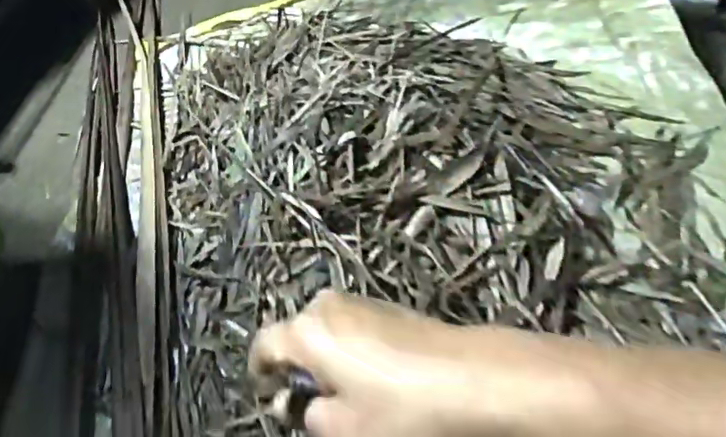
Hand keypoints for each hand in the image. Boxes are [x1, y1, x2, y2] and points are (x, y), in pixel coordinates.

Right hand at [249, 291, 590, 436]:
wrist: (465, 375)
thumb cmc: (400, 408)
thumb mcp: (347, 429)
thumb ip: (311, 417)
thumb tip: (304, 407)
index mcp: (306, 330)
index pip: (263, 344)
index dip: (260, 372)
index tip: (269, 396)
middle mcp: (323, 305)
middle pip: (295, 336)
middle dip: (298, 369)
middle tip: (313, 405)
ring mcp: (354, 300)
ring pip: (324, 331)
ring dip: (326, 360)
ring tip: (349, 397)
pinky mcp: (381, 305)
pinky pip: (350, 327)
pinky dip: (350, 351)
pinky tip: (376, 381)